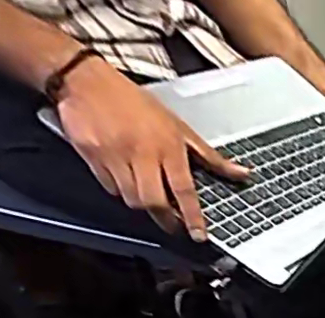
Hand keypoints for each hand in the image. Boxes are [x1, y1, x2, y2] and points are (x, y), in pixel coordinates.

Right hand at [54, 56, 249, 240]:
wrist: (82, 76)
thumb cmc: (134, 102)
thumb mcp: (179, 127)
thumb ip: (211, 157)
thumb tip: (242, 174)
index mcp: (167, 148)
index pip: (184, 191)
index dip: (192, 217)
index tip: (199, 235)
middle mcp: (141, 153)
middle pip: (154, 201)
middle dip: (166, 219)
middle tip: (173, 225)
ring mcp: (113, 154)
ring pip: (130, 198)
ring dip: (142, 206)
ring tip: (150, 201)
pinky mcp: (89, 153)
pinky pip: (107, 185)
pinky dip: (119, 191)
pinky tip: (126, 183)